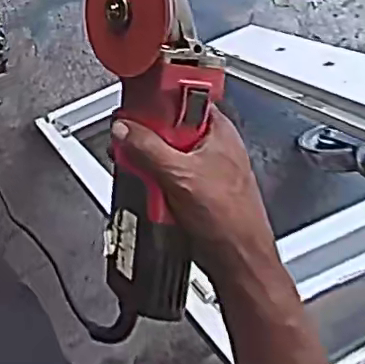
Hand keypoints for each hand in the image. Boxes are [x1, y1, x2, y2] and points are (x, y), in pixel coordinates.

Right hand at [114, 105, 276, 279]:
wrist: (239, 266)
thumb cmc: (232, 222)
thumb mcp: (179, 175)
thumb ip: (147, 147)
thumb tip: (124, 128)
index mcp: (218, 130)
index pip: (182, 97)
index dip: (157, 100)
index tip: (135, 106)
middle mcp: (211, 145)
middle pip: (166, 127)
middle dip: (145, 139)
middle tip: (132, 147)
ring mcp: (202, 168)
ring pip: (162, 153)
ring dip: (146, 163)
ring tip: (142, 175)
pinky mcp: (193, 188)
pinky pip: (164, 175)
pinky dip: (153, 181)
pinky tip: (150, 193)